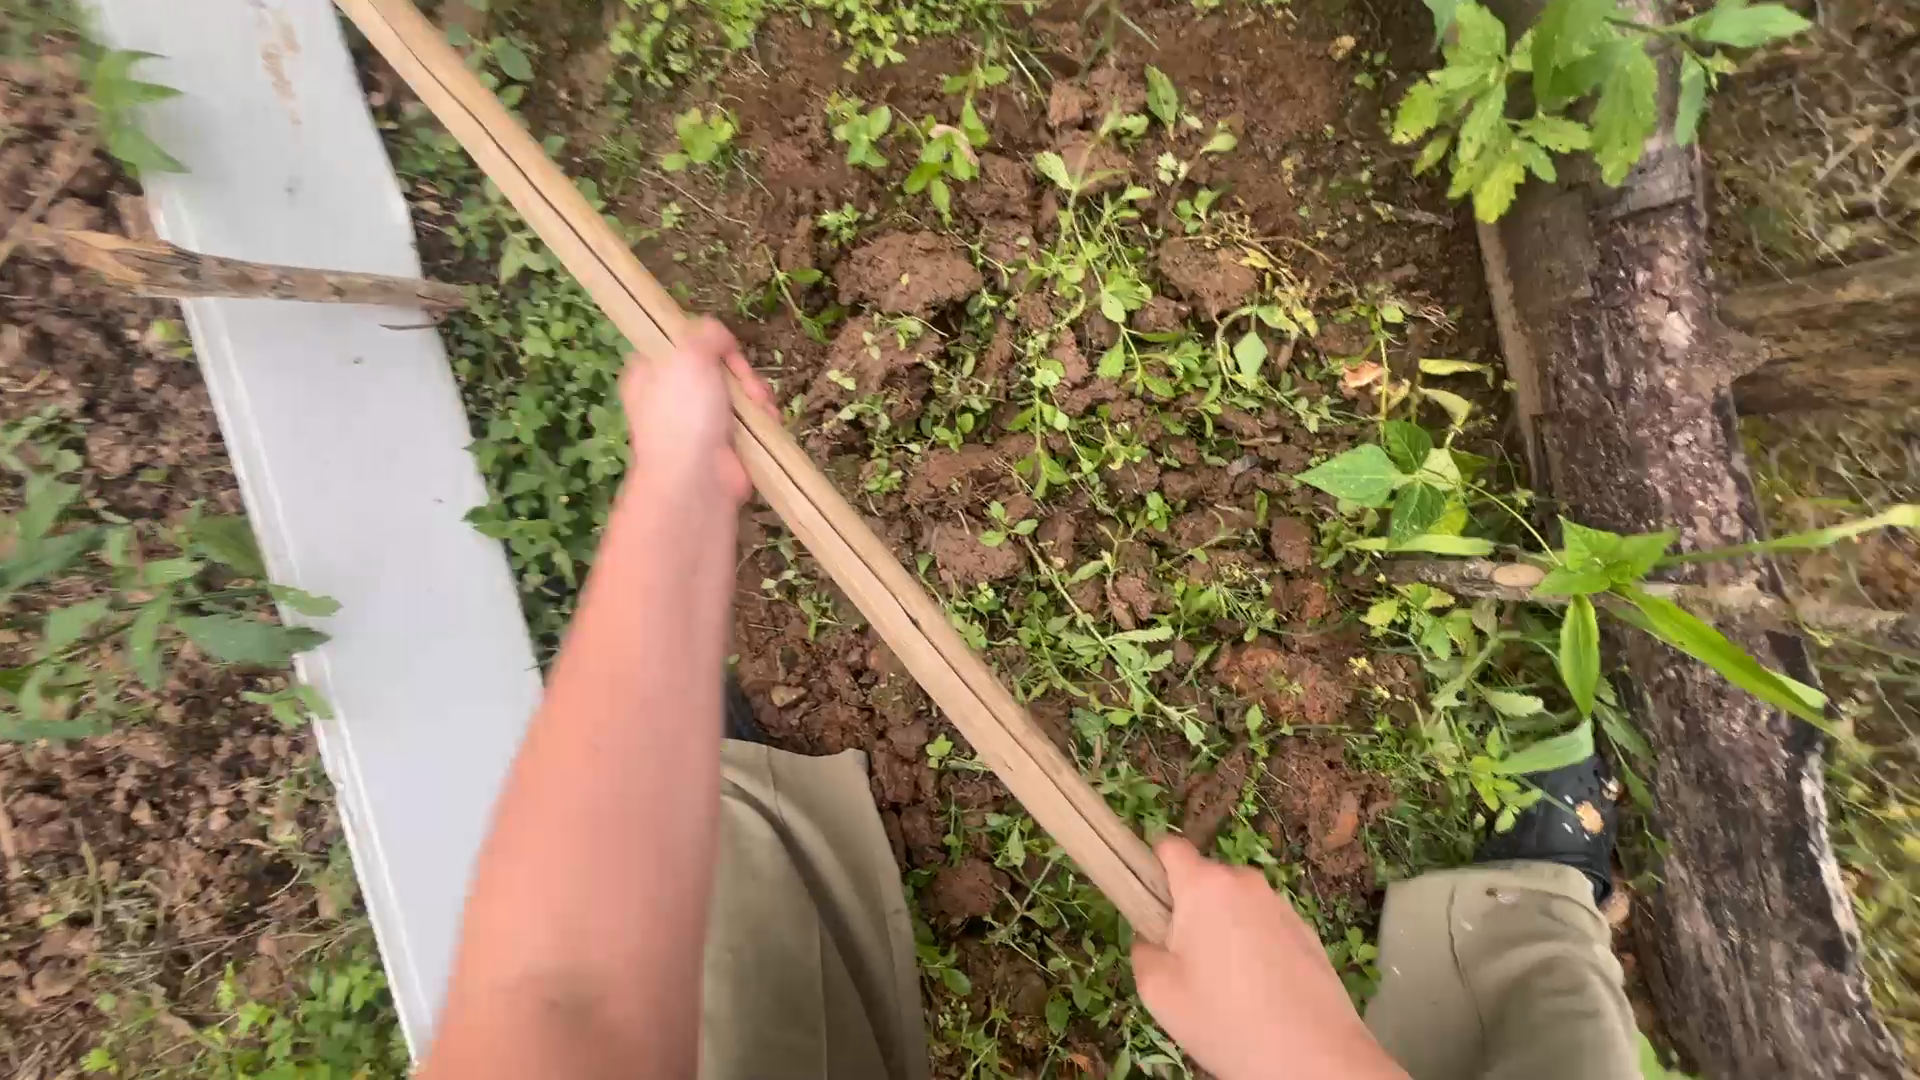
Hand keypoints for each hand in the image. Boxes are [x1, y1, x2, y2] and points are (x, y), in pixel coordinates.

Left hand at [619, 317, 771, 513]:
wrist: (696, 478)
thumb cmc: (684, 413)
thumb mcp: (689, 354)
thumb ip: (707, 333)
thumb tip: (723, 339)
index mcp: (651, 372)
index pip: (681, 344)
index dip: (707, 344)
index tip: (722, 351)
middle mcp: (674, 396)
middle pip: (719, 368)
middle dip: (742, 374)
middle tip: (746, 385)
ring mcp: (702, 422)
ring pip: (740, 393)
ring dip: (758, 395)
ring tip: (761, 408)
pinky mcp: (728, 443)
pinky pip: (752, 419)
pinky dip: (764, 418)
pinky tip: (767, 422)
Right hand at [1132, 838, 1407, 1079]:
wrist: (1319, 1062)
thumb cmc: (1228, 1020)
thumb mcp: (1160, 992)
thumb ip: (1142, 949)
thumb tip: (1151, 936)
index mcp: (1204, 885)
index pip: (1169, 845)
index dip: (1153, 867)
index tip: (1151, 905)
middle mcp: (1243, 881)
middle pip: (1203, 879)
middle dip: (1190, 908)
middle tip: (1188, 959)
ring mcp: (1279, 904)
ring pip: (1235, 903)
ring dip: (1225, 927)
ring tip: (1229, 983)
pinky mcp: (1307, 930)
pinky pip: (1265, 924)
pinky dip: (1256, 945)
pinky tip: (1261, 991)